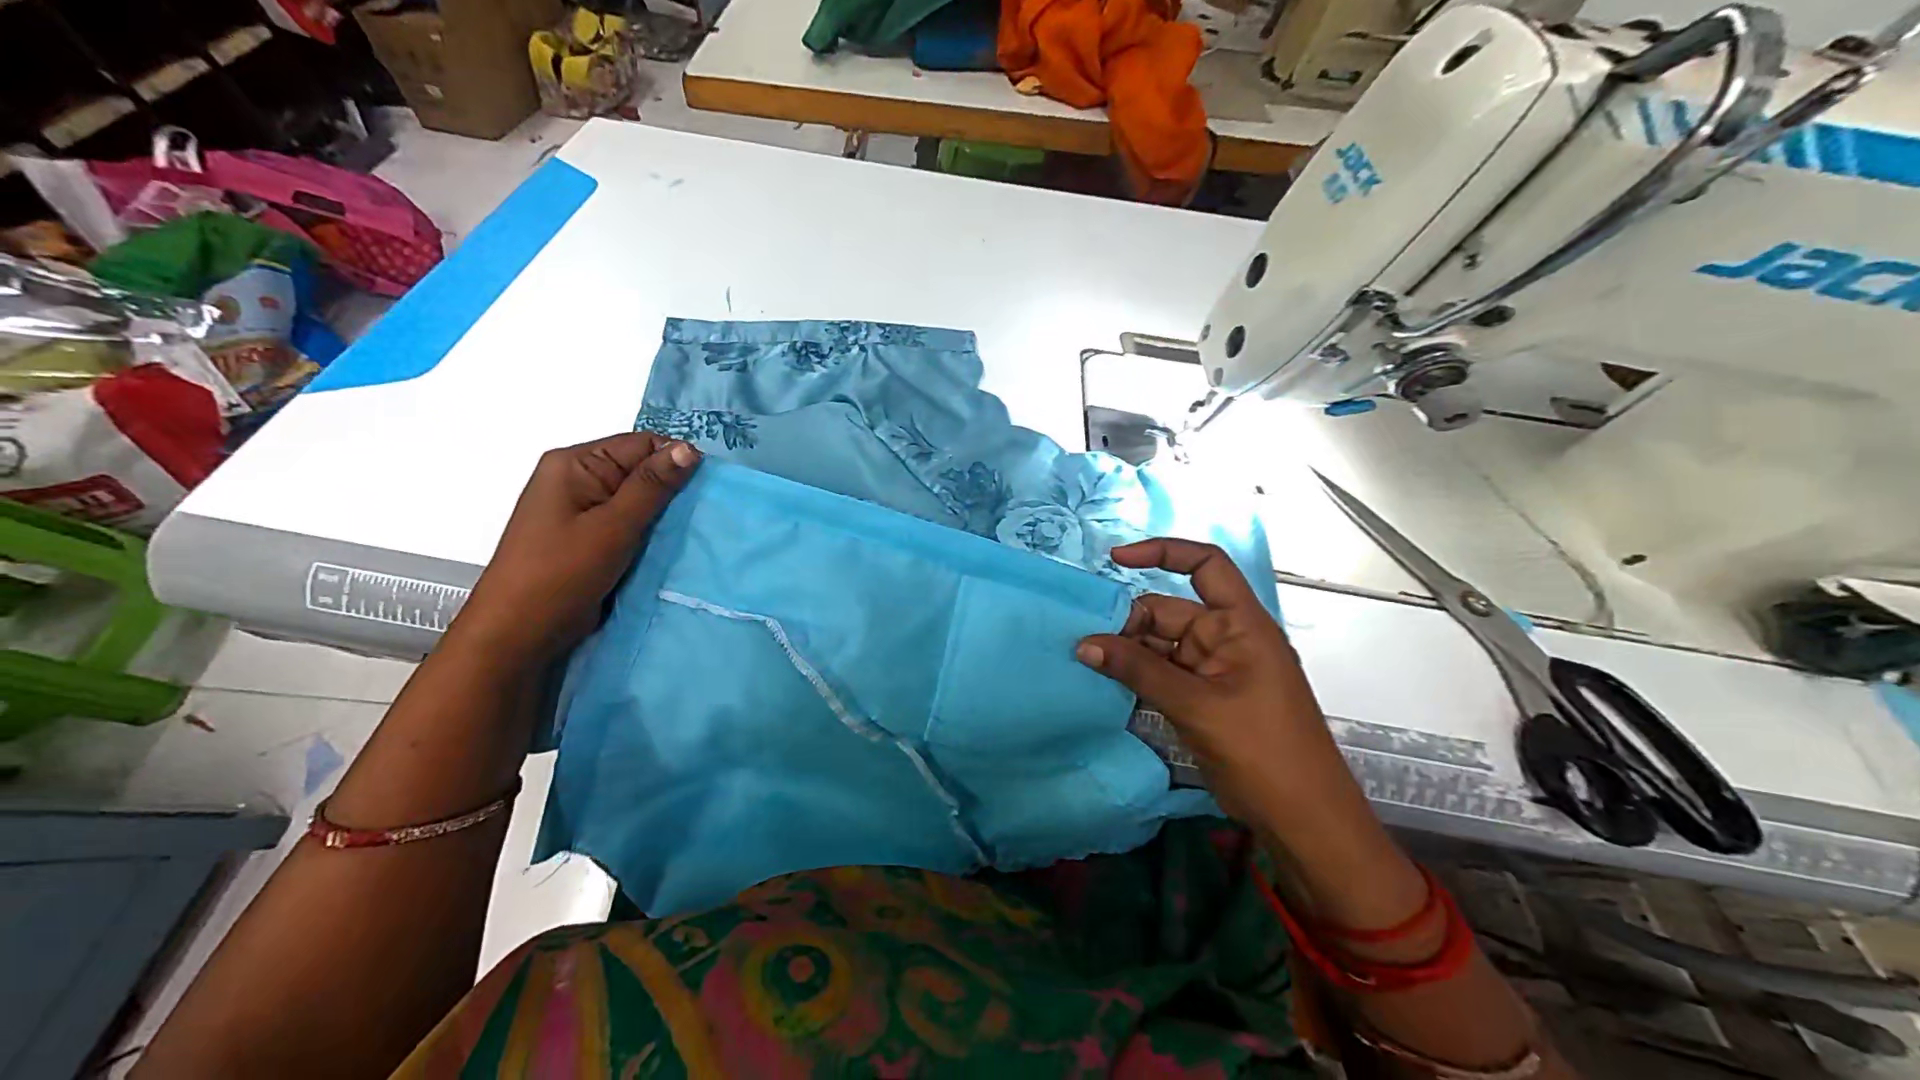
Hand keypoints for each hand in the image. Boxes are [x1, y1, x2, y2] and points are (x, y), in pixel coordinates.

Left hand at [454, 432, 700, 660]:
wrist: (518, 633)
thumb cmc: (561, 574)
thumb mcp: (613, 526)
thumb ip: (652, 486)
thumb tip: (689, 448)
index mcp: (575, 464)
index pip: (640, 445)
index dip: (676, 461)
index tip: (709, 488)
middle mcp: (576, 479)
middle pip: (639, 470)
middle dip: (672, 490)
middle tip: (705, 513)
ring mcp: (580, 510)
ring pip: (637, 500)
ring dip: (663, 515)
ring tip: (693, 530)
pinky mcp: (588, 538)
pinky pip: (628, 524)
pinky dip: (649, 533)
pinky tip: (671, 546)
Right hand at [1075, 538, 1353, 829]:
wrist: (1301, 819)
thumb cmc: (1264, 751)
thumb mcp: (1197, 705)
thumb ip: (1139, 670)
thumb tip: (1085, 644)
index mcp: (1242, 624)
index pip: (1205, 566)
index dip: (1163, 552)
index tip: (1116, 559)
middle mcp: (1227, 638)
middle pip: (1168, 611)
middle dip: (1128, 622)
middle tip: (1085, 644)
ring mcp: (1213, 670)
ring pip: (1159, 645)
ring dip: (1127, 653)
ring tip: (1085, 663)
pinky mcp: (1202, 699)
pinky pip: (1161, 674)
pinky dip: (1136, 677)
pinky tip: (1104, 683)